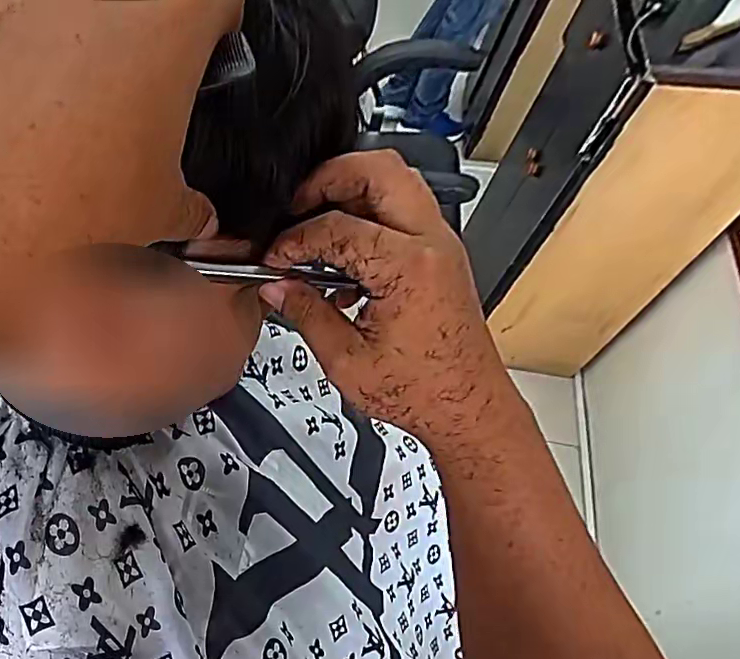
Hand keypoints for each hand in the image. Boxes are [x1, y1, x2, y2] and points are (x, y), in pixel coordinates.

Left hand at [0, 0, 236, 251]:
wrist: (3, 218)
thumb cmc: (82, 204)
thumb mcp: (162, 212)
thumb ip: (191, 205)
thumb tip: (195, 215)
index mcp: (174, 21)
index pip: (219, 3)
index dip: (217, 32)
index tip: (210, 54)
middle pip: (146, 7)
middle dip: (151, 45)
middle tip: (144, 100)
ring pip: (87, 12)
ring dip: (94, 44)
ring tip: (88, 108)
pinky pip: (25, 19)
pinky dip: (37, 49)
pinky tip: (38, 101)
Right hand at [259, 150, 513, 448]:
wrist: (465, 406)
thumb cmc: (421, 390)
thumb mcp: (346, 360)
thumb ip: (306, 314)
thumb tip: (278, 288)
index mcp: (407, 267)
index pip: (337, 226)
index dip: (295, 240)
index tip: (274, 258)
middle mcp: (432, 244)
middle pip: (377, 170)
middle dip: (327, 180)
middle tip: (295, 208)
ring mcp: (441, 246)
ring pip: (395, 183)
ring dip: (350, 195)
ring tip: (315, 229)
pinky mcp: (441, 257)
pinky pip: (403, 215)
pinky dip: (368, 222)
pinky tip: (342, 265)